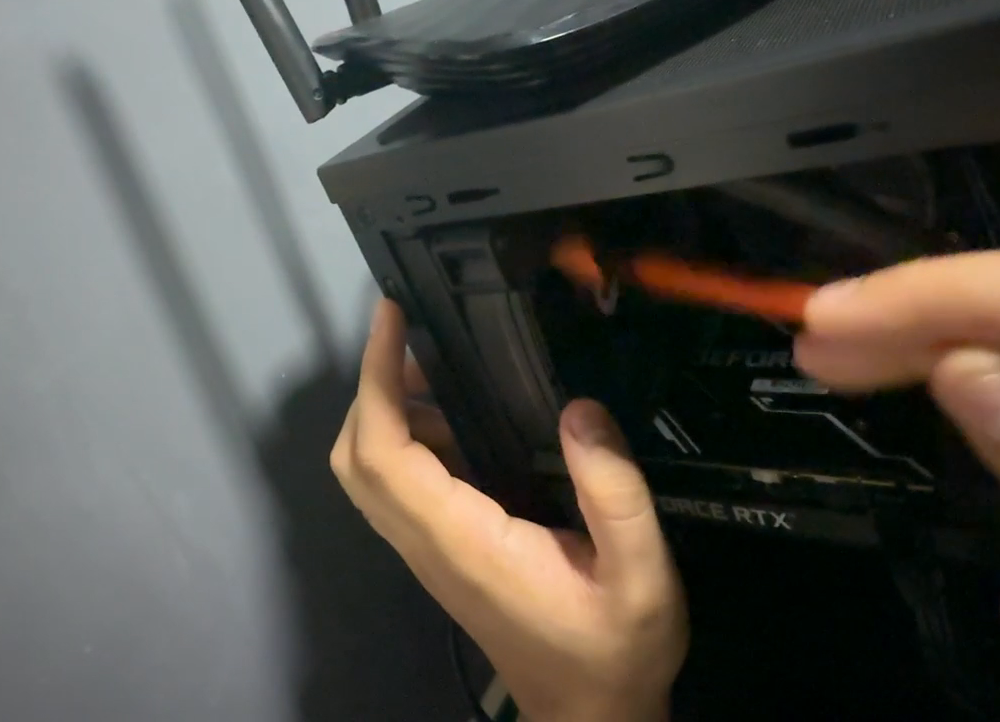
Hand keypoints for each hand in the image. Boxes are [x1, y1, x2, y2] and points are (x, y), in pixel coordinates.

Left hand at [332, 300, 687, 721]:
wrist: (591, 716)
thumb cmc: (614, 650)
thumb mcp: (642, 576)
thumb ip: (615, 494)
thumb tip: (580, 409)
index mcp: (463, 542)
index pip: (385, 453)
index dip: (377, 380)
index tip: (392, 318)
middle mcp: (428, 543)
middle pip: (356, 460)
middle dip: (370, 386)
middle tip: (410, 333)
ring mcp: (428, 550)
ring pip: (370, 472)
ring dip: (385, 408)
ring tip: (434, 358)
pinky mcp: (441, 550)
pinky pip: (399, 484)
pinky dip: (406, 434)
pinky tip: (456, 410)